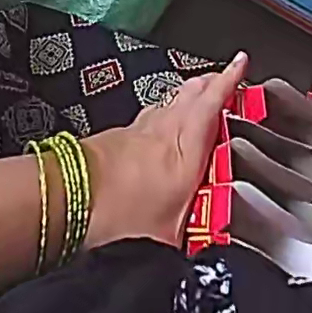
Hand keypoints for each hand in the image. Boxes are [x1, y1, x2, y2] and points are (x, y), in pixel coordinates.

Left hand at [79, 51, 248, 248]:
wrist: (71, 196)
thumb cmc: (118, 215)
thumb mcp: (168, 238)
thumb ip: (193, 237)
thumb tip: (206, 250)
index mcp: (185, 149)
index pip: (212, 104)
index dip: (230, 81)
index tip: (241, 61)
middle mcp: (166, 129)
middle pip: (193, 91)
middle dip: (213, 80)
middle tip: (228, 76)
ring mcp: (143, 127)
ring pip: (174, 97)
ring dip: (191, 89)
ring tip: (203, 89)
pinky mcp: (124, 132)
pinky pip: (156, 110)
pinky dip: (169, 105)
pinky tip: (166, 115)